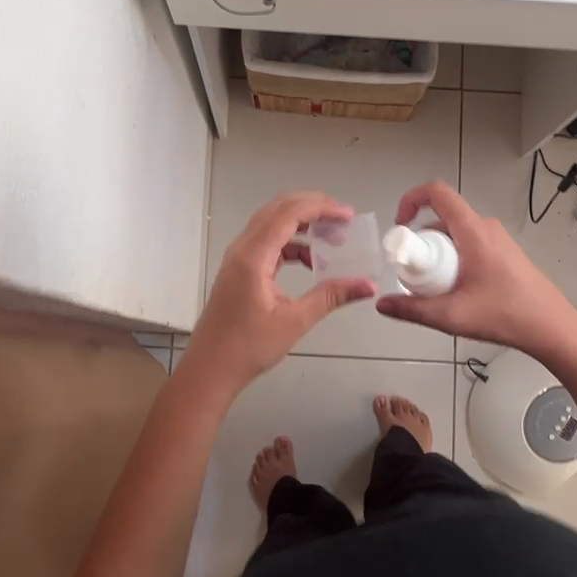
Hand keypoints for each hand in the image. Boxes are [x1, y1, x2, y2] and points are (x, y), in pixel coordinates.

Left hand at [179, 191, 376, 396]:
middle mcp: (242, 249)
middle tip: (343, 219)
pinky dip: (291, 244)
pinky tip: (310, 261)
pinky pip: (267, 243)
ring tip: (332, 239)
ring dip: (302, 225)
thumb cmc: (249, 347)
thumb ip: (331, 296)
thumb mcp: (295, 321)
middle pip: (278, 210)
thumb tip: (367, 286)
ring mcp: (237, 259)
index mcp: (253, 256)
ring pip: (271, 225)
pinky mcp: (238, 270)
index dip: (321, 207)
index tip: (349, 215)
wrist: (209, 369)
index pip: (289, 213)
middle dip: (313, 208)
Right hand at [376, 180, 576, 355]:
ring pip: (455, 233)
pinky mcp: (505, 253)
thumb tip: (380, 305)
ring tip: (435, 288)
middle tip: (414, 274)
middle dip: (422, 241)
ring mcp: (498, 239)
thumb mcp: (452, 315)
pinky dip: (454, 259)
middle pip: (442, 217)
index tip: (401, 227)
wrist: (551, 327)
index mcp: (473, 231)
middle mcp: (485, 227)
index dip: (411, 199)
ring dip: (438, 253)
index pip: (437, 192)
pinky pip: (469, 244)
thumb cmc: (504, 315)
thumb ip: (413, 310)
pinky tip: (456, 292)